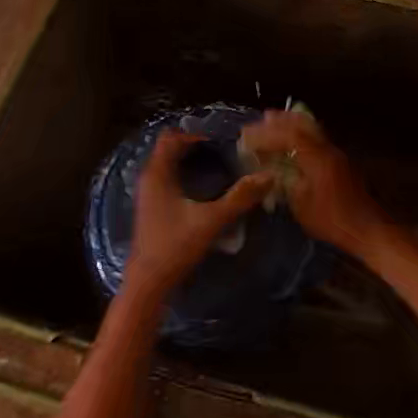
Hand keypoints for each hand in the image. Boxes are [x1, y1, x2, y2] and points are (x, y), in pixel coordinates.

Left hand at [125, 130, 272, 297]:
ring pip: (171, 168)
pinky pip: (170, 183)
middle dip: (197, 149)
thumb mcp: (211, 220)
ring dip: (193, 165)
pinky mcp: (153, 210)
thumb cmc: (175, 246)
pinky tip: (208, 193)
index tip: (222, 143)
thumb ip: (240, 198)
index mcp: (157, 174)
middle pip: (171, 151)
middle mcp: (149, 179)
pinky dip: (188, 180)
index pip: (172, 138)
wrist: (149, 282)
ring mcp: (149, 196)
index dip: (196, 135)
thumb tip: (268, 176)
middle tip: (227, 155)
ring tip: (222, 171)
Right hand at [240, 111, 389, 255]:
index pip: (288, 136)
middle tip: (262, 118)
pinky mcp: (341, 163)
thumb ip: (285, 184)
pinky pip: (318, 139)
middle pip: (303, 125)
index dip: (266, 134)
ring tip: (276, 123)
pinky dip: (303, 134)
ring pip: (313, 129)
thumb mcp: (301, 205)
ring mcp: (337, 155)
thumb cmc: (332, 221)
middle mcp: (328, 150)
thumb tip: (271, 171)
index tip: (248, 136)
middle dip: (281, 121)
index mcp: (317, 159)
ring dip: (293, 124)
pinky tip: (294, 142)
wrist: (367, 229)